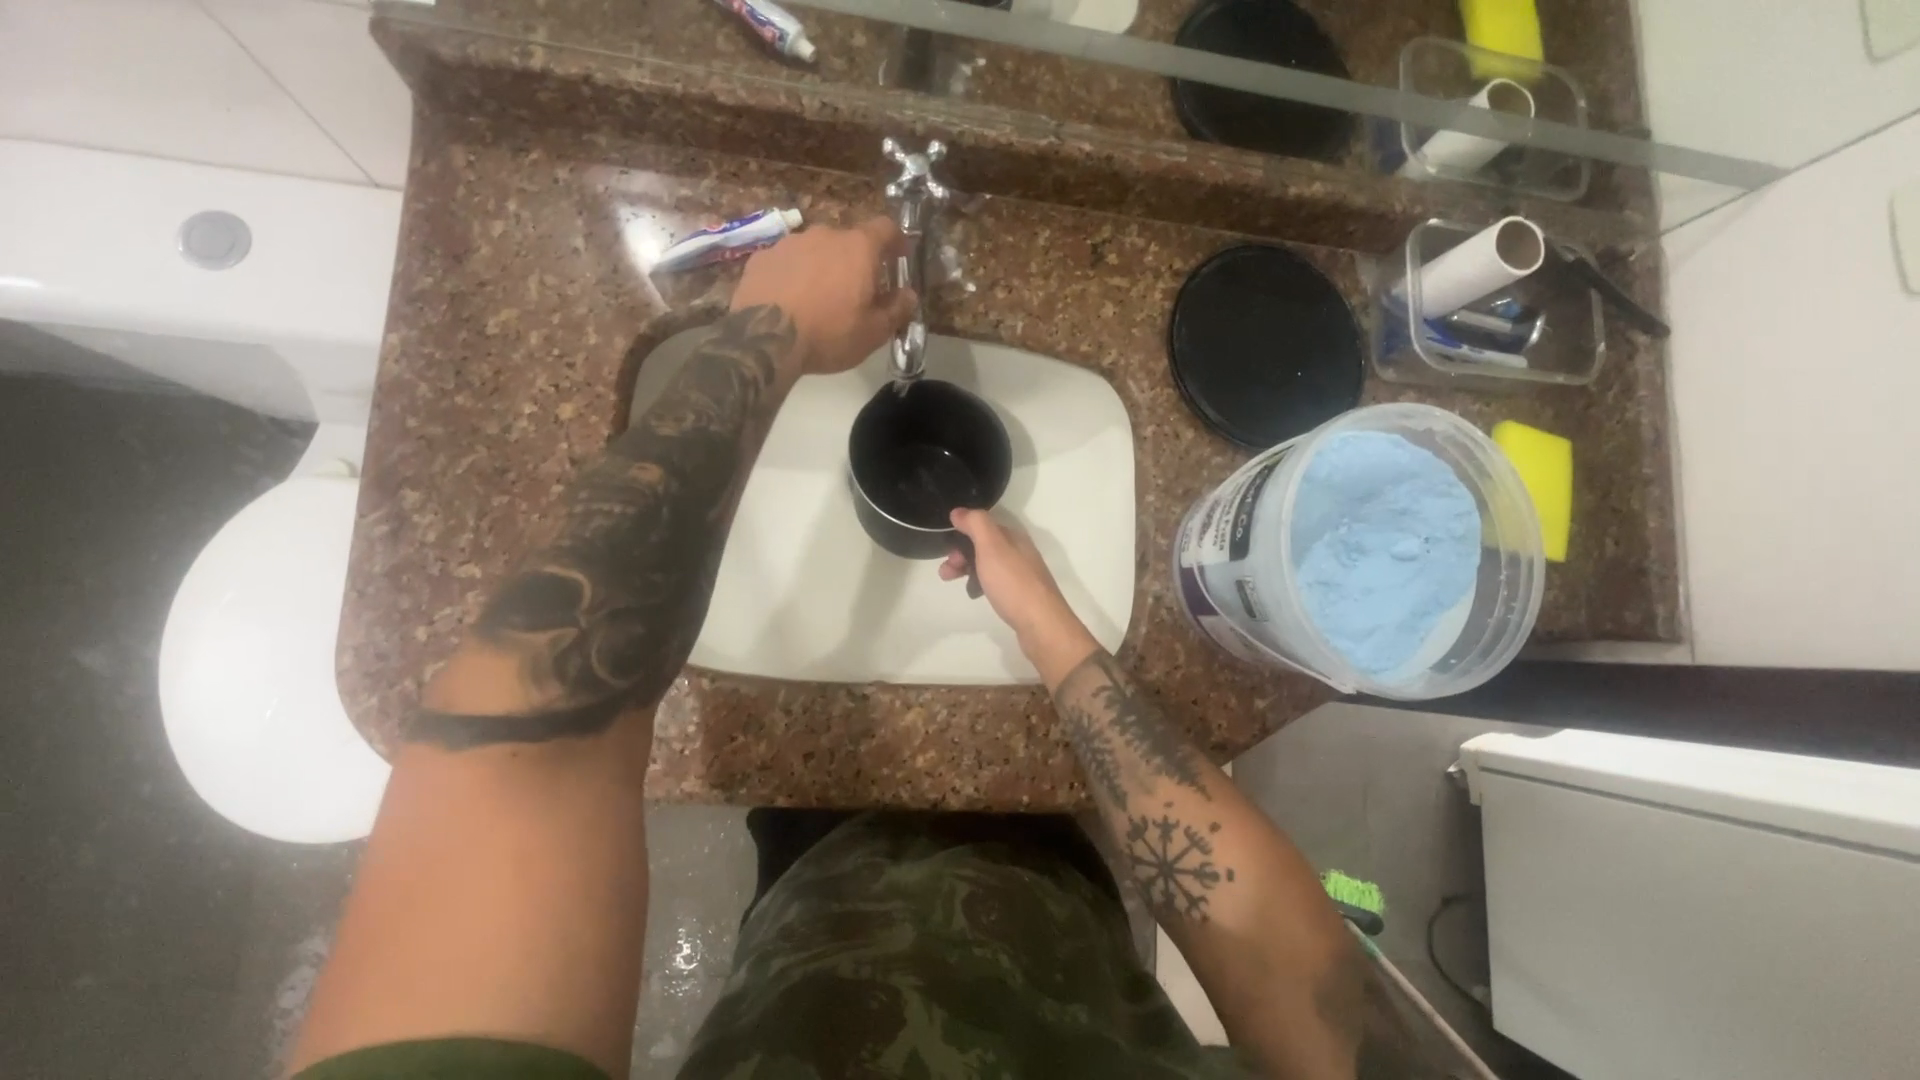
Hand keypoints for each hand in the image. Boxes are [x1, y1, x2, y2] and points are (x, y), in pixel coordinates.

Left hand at [731, 216, 916, 376]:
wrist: (764, 339)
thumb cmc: (828, 334)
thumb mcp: (874, 332)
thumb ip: (897, 309)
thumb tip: (910, 294)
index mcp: (858, 248)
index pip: (885, 228)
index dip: (896, 240)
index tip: (899, 257)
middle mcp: (824, 235)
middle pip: (848, 241)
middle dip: (856, 261)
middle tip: (856, 291)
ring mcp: (789, 243)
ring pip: (815, 250)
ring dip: (822, 267)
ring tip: (819, 299)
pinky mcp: (761, 258)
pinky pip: (787, 262)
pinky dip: (793, 275)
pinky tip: (789, 301)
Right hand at [941, 509, 1098, 680]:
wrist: (1041, 625)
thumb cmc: (1013, 583)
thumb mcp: (992, 546)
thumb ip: (976, 524)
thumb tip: (959, 511)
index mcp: (1015, 538)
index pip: (985, 525)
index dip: (963, 532)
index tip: (945, 547)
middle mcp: (1020, 552)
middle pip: (985, 545)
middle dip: (961, 553)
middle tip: (946, 570)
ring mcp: (1022, 575)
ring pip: (988, 564)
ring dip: (967, 569)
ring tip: (950, 581)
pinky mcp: (1020, 596)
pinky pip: (995, 582)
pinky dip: (981, 584)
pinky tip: (975, 594)